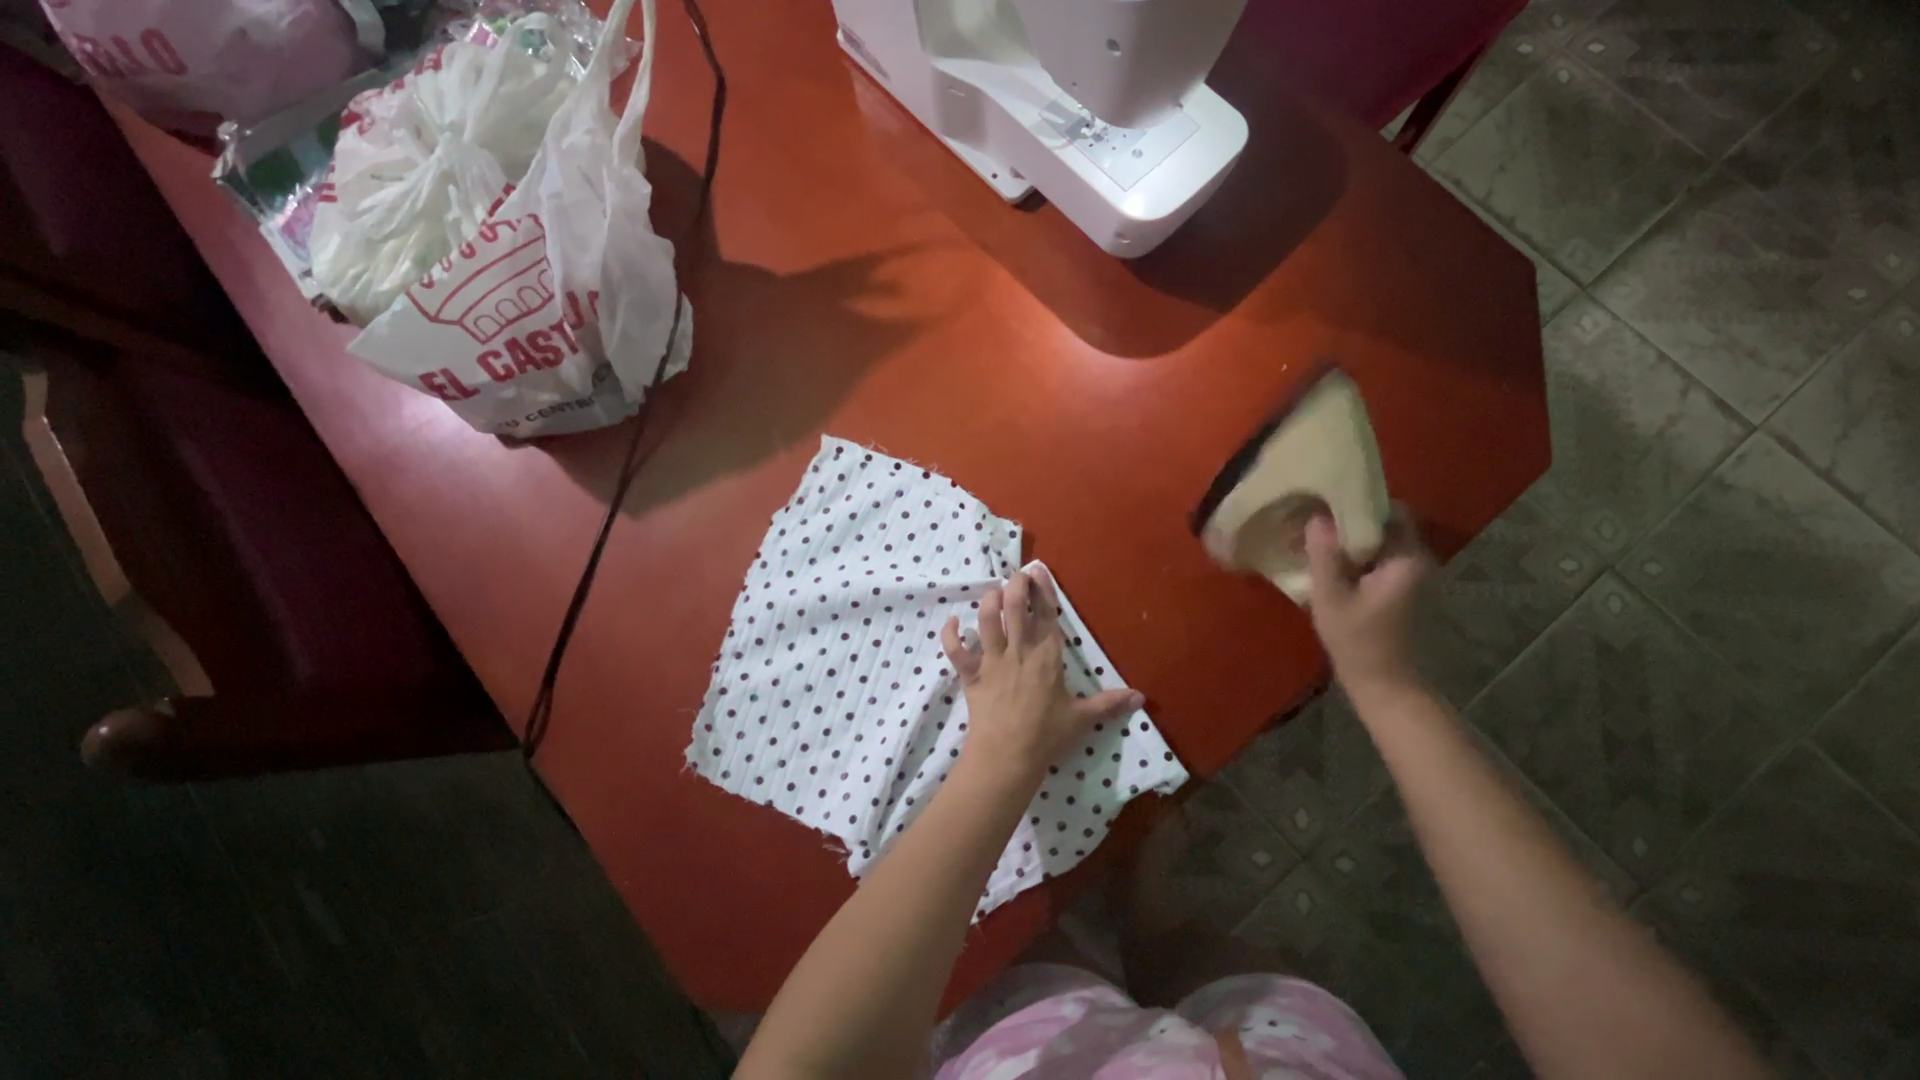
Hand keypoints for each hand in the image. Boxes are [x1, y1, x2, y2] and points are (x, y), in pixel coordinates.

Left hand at [941, 567, 1143, 779]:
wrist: (1008, 755)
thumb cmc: (1047, 735)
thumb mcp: (1082, 718)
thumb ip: (1110, 703)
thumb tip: (1141, 698)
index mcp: (1048, 657)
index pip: (1047, 615)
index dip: (1044, 590)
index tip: (1039, 571)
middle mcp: (1019, 651)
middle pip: (1015, 607)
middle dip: (1016, 585)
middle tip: (1017, 576)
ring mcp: (992, 661)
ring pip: (987, 620)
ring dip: (989, 602)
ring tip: (993, 593)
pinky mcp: (971, 675)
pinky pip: (956, 649)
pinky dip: (951, 634)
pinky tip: (953, 622)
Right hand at [1305, 509, 1431, 699]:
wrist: (1386, 685)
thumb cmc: (1358, 642)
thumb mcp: (1331, 598)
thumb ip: (1324, 556)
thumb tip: (1317, 517)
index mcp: (1407, 559)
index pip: (1391, 510)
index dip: (1358, 503)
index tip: (1327, 503)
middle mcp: (1419, 560)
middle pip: (1387, 524)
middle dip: (1353, 521)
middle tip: (1317, 522)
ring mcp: (1415, 576)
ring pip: (1384, 542)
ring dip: (1355, 540)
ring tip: (1320, 542)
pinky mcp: (1407, 589)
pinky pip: (1384, 559)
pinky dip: (1361, 557)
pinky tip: (1334, 565)